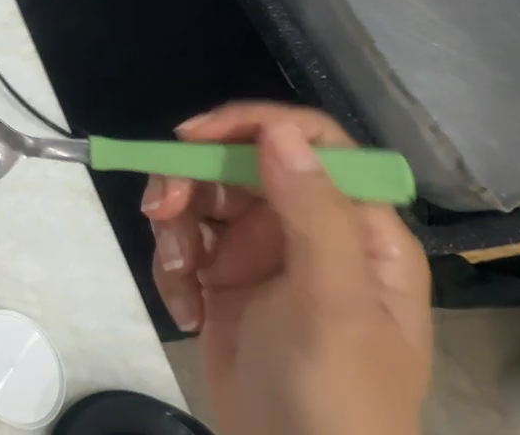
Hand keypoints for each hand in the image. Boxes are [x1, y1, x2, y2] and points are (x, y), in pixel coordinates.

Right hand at [142, 103, 431, 434]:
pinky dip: (172, 268)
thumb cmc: (335, 392)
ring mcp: (264, 257)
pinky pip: (182, 244)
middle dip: (191, 184)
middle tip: (161, 214)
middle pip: (237, 167)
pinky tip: (185, 308)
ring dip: (175, 230)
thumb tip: (279, 132)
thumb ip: (312, 213)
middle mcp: (310, 233)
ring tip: (178, 276)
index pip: (311, 144)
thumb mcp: (332, 303)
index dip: (252, 127)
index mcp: (359, 231)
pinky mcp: (224, 281)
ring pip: (200, 201)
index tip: (191, 138)